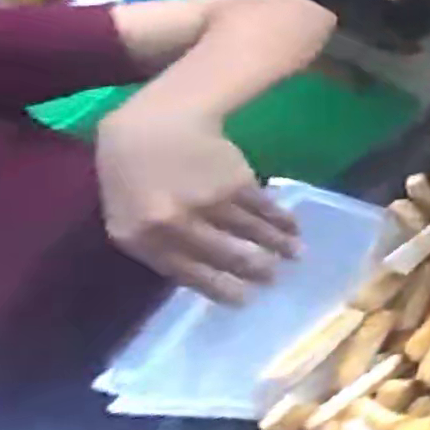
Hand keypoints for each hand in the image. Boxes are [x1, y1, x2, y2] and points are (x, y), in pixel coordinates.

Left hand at [96, 107, 298, 304]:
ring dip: (278, 245)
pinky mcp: (237, 183)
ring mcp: (208, 202)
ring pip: (251, 231)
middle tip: (275, 279)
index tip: (244, 300)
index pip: (185, 272)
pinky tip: (294, 227)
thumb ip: (163, 241)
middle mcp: (174, 223)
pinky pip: (264, 208)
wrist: (154, 128)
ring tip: (297, 254)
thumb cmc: (135, 175)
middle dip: (255, 269)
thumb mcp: (133, 214)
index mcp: (138, 237)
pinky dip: (282, 220)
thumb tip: (207, 268)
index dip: (218, 287)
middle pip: (225, 254)